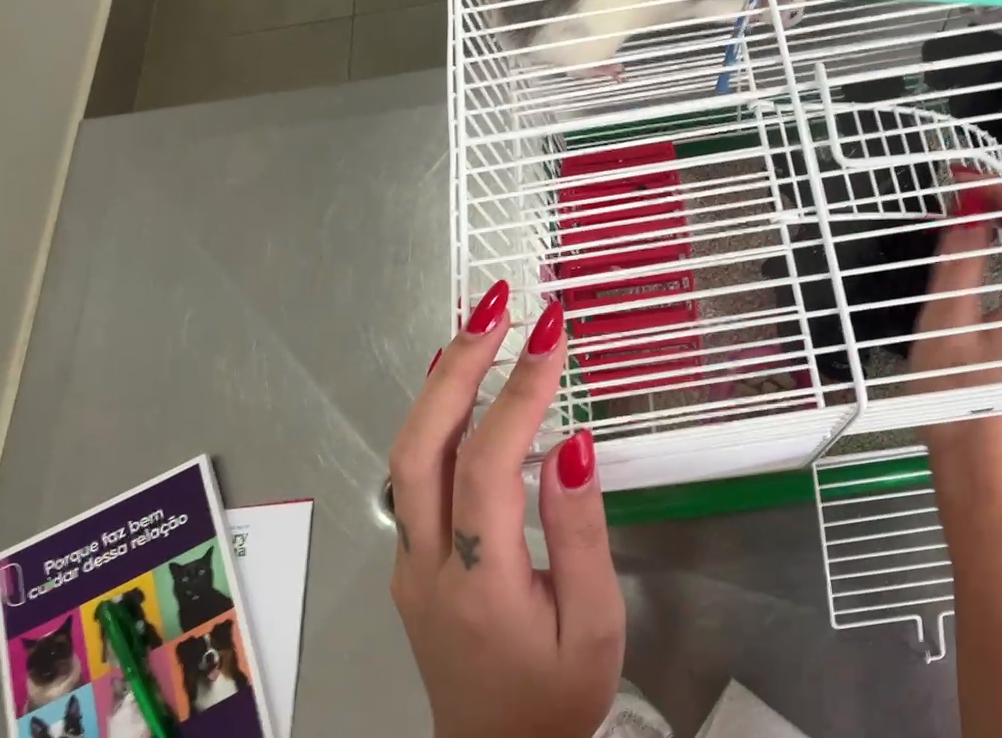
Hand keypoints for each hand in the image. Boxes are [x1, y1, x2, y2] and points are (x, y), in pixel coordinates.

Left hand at [387, 279, 624, 737]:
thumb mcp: (594, 624)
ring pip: (406, 454)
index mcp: (480, 584)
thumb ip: (582, 533)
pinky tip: (457, 382)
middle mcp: (427, 564)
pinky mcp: (410, 559)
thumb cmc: (557, 694)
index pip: (489, 466)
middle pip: (421, 446)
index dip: (520, 393)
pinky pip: (413, 473)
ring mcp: (408, 560)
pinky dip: (433, 415)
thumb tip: (572, 444)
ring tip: (480, 327)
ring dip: (441, 382)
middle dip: (460, 366)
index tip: (551, 333)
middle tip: (498, 307)